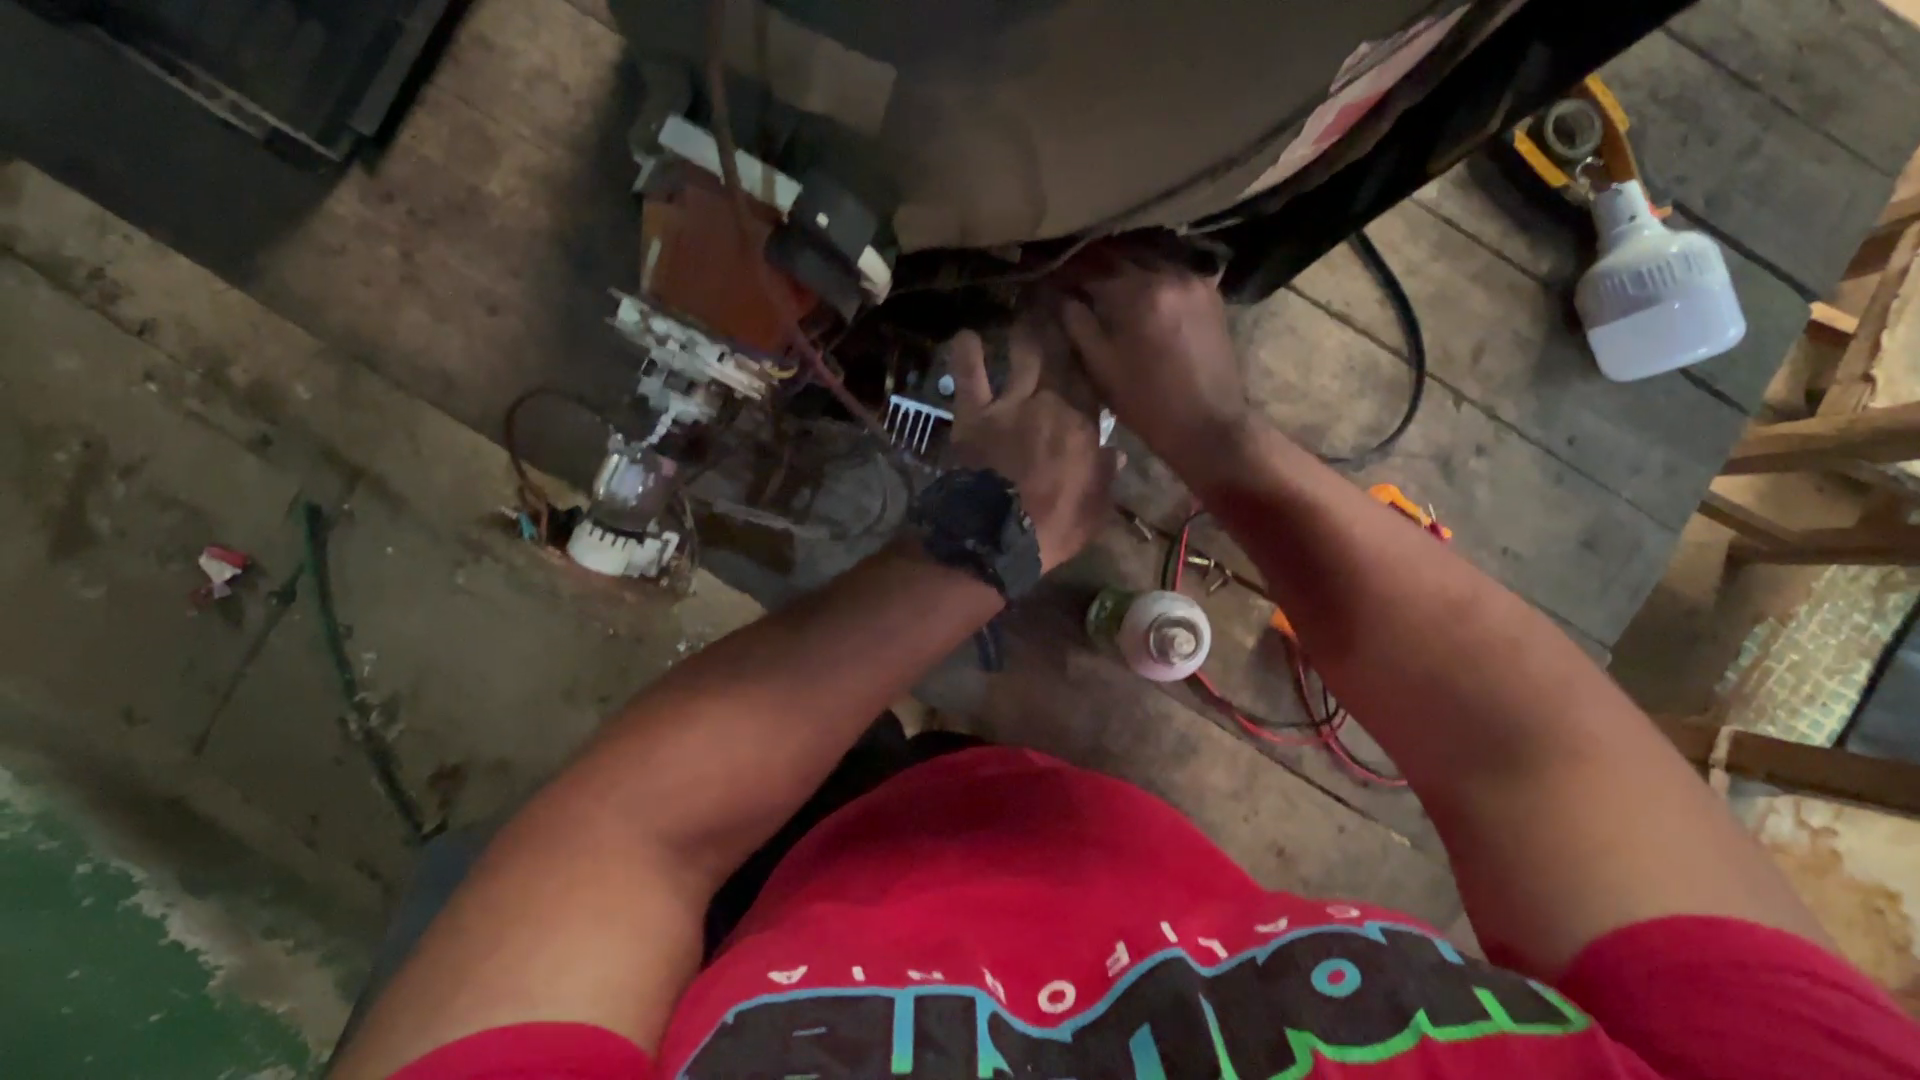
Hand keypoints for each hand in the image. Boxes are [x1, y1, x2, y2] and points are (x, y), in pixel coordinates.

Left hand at [946, 323, 1121, 572]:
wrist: (1001, 534)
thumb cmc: (1055, 527)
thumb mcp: (1095, 508)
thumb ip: (1106, 476)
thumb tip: (1119, 453)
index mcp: (1085, 427)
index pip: (1092, 384)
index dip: (1092, 360)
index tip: (1092, 339)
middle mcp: (1052, 404)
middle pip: (1062, 358)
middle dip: (1064, 331)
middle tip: (1063, 307)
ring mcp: (1012, 405)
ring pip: (1023, 355)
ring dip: (1026, 332)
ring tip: (1027, 314)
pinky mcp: (975, 414)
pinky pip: (970, 376)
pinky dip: (966, 354)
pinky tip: (965, 335)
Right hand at [1057, 253, 1253, 474]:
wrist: (1209, 425)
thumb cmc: (1147, 403)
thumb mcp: (1101, 367)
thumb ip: (1077, 323)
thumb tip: (1057, 294)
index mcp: (1137, 294)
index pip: (1090, 267)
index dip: (1064, 267)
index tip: (1044, 267)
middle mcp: (1168, 274)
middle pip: (1121, 254)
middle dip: (1092, 259)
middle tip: (1070, 267)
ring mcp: (1193, 280)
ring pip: (1149, 255)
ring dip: (1122, 260)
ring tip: (1101, 271)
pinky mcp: (1210, 292)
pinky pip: (1173, 268)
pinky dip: (1151, 269)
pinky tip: (1138, 282)